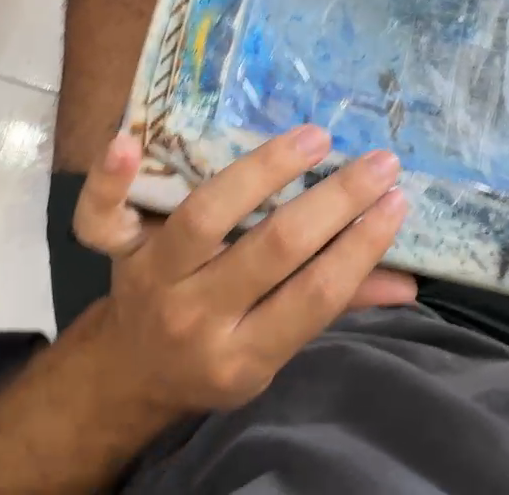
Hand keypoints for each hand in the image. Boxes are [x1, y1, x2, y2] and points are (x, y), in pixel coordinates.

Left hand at [71, 125, 416, 412]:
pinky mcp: (115, 252)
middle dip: (333, 203)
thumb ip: (332, 306)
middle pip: (271, 250)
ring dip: (263, 172)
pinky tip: (128, 139)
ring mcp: (151, 278)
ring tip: (313, 138)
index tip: (396, 202)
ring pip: (206, 217)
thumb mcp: (272, 347)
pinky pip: (100, 217)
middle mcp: (196, 317)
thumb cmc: (215, 353)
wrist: (129, 369)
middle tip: (377, 163)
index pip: (313, 296)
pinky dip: (110, 179)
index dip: (359, 248)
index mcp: (242, 354)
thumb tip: (409, 281)